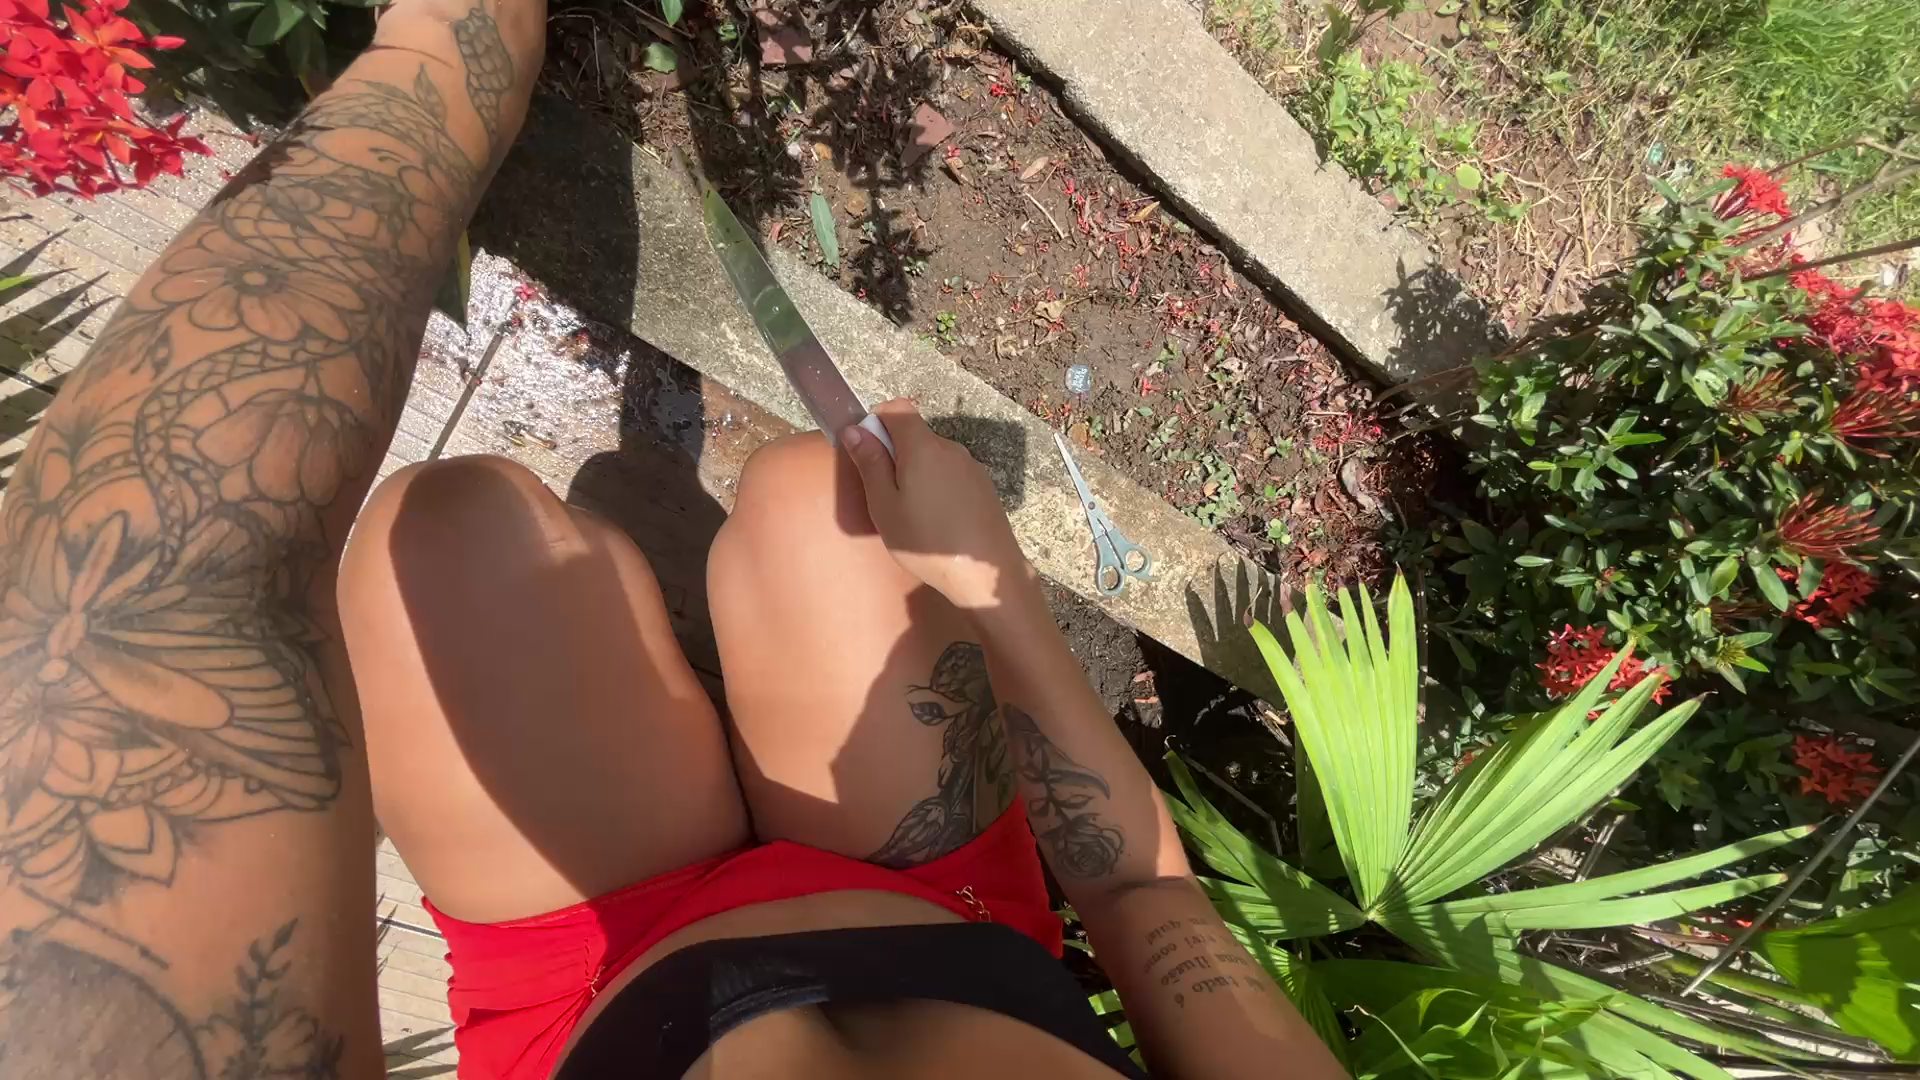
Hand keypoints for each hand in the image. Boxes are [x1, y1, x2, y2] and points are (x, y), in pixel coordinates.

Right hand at [841, 399, 1035, 611]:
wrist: (985, 573)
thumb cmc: (927, 541)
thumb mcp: (885, 507)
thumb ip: (871, 464)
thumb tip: (855, 429)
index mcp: (923, 447)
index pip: (898, 407)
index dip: (877, 421)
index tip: (868, 451)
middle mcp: (951, 448)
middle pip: (916, 435)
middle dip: (896, 454)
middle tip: (886, 495)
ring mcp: (972, 467)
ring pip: (934, 457)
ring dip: (918, 474)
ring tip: (912, 515)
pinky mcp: (985, 487)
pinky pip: (952, 475)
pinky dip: (939, 487)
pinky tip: (938, 521)